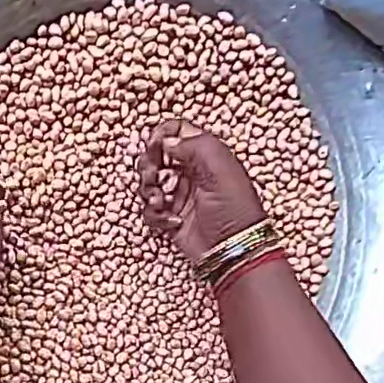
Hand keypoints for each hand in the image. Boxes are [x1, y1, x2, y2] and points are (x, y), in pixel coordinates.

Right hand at [136, 120, 266, 263]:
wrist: (233, 250)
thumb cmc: (234, 210)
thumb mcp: (220, 169)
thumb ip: (194, 146)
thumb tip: (165, 141)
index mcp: (205, 155)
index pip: (177, 132)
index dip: (161, 136)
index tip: (154, 147)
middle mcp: (190, 172)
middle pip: (156, 157)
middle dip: (149, 166)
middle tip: (152, 177)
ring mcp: (179, 195)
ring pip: (149, 183)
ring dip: (150, 192)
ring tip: (161, 203)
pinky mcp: (170, 217)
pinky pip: (150, 210)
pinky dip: (155, 215)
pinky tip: (171, 221)